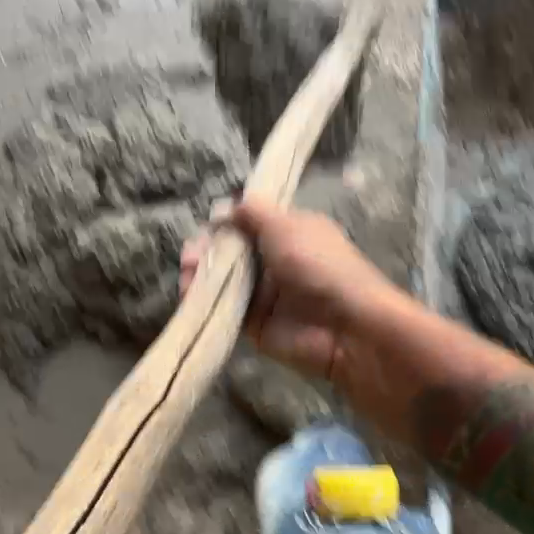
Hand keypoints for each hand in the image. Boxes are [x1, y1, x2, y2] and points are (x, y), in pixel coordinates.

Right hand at [179, 200, 401, 383]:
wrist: (346, 326)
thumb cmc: (319, 265)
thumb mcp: (286, 225)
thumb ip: (253, 213)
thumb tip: (224, 207)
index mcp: (289, 232)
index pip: (249, 222)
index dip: (226, 221)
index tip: (211, 223)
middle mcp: (275, 260)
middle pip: (230, 250)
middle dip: (207, 248)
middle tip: (192, 255)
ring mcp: (264, 293)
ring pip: (222, 279)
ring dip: (200, 273)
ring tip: (187, 274)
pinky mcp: (254, 324)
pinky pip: (223, 308)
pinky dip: (203, 301)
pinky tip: (188, 294)